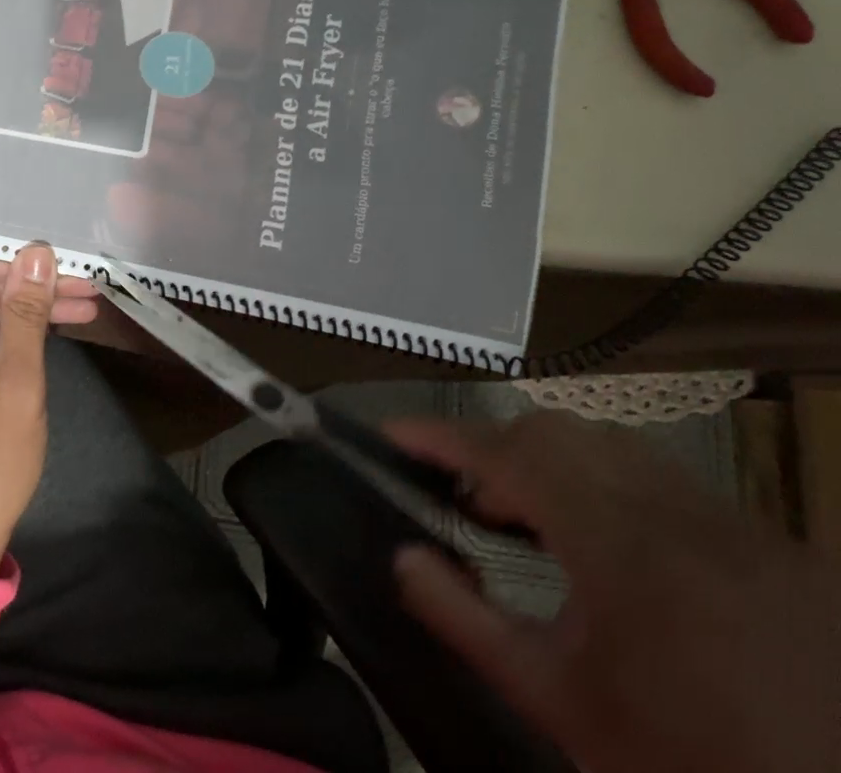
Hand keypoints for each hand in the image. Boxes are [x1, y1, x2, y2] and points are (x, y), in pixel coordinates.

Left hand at [0, 245, 97, 574]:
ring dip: (36, 309)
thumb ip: (26, 314)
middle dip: (35, 284)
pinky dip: (25, 336)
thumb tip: (36, 254)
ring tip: (90, 307)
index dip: (18, 261)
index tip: (67, 266)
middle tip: (91, 289)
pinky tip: (60, 331)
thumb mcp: (18, 381)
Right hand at [387, 412, 840, 772]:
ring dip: (553, 463)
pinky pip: (671, 486)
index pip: (514, 453)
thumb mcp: (551, 696)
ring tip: (521, 517)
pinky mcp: (782, 553)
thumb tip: (404, 556)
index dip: (443, 435)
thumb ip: (461, 617)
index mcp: (625, 548)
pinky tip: (601, 546)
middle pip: (568, 435)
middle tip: (460, 495)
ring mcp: (745, 531)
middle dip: (496, 446)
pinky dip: (608, 488)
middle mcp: (689, 519)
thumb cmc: (680, 753)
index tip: (392, 433)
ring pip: (623, 452)